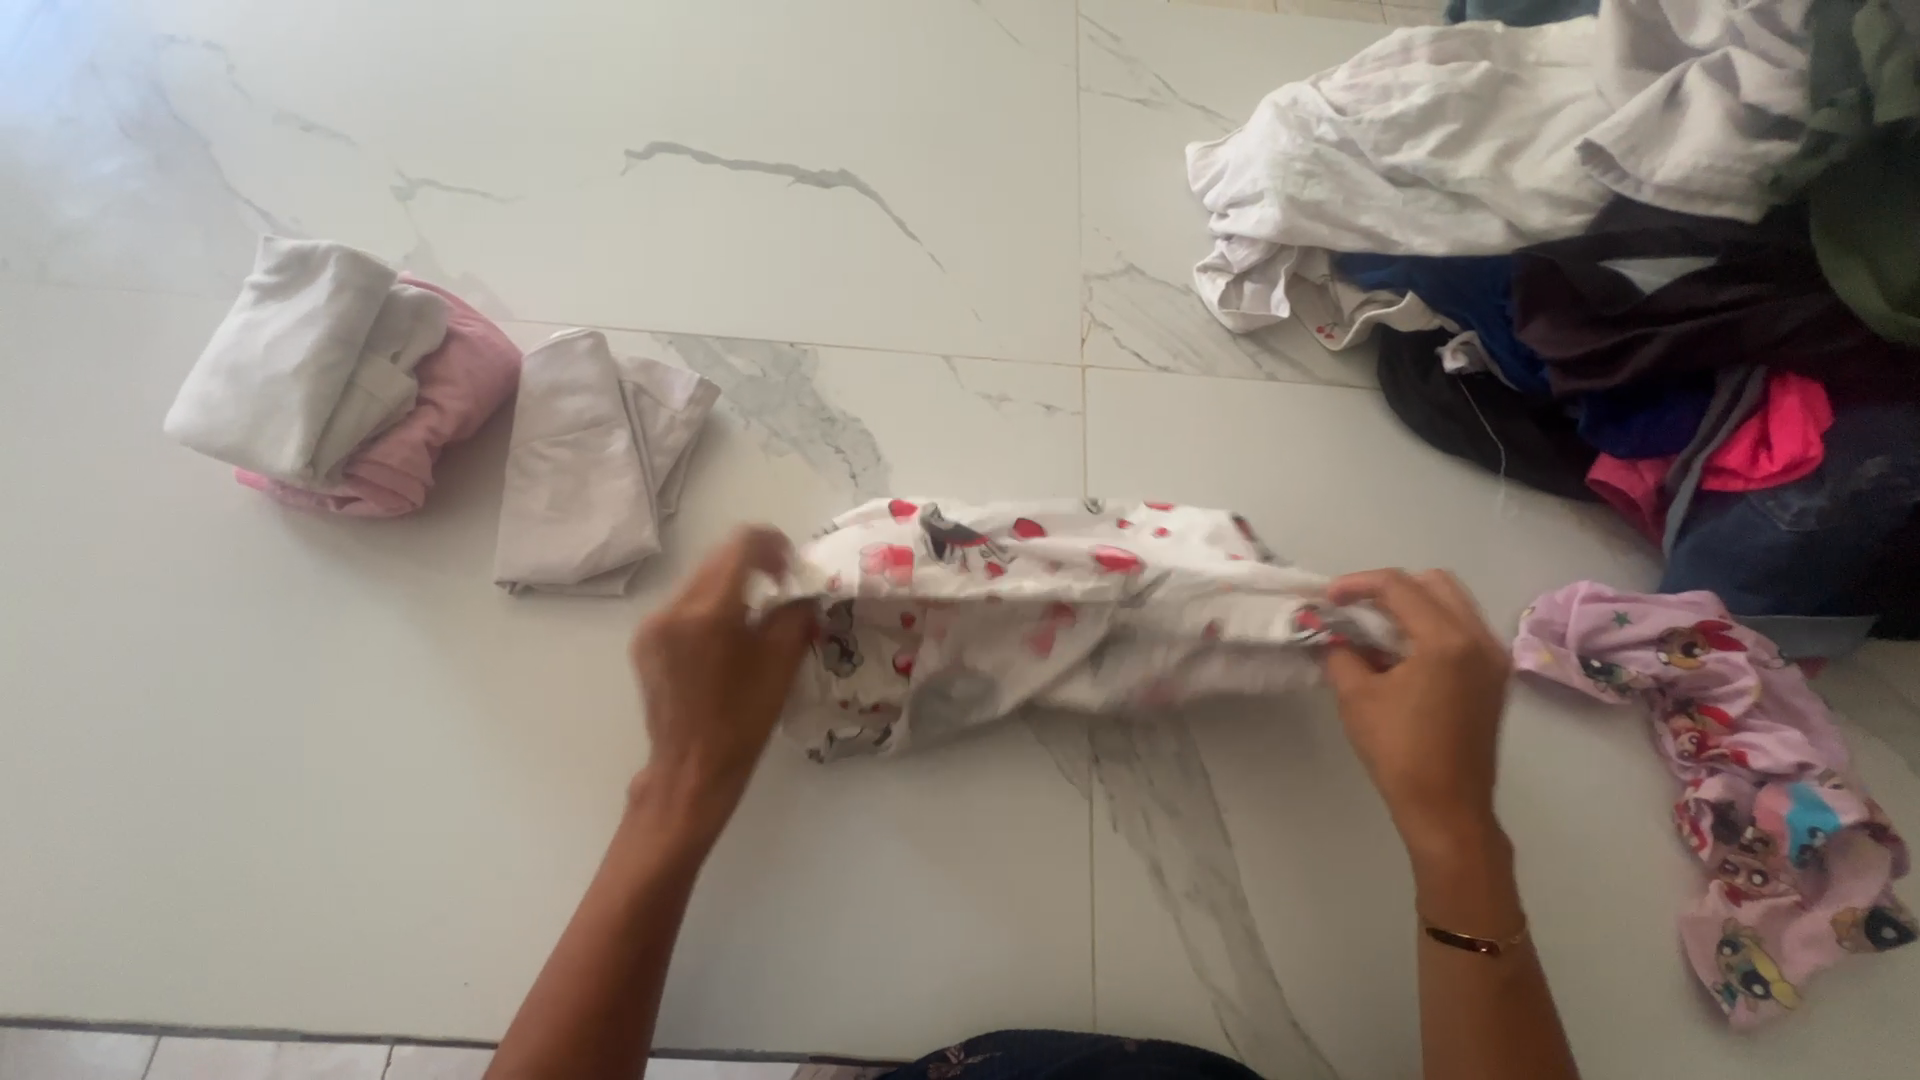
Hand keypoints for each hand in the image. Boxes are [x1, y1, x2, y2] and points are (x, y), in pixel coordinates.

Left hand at [627, 526, 816, 831]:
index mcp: (709, 613)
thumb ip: (795, 613)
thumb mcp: (782, 662)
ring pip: (700, 579)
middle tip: (781, 585)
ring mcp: (653, 624)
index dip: (772, 544)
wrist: (692, 769)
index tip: (791, 566)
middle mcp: (673, 609)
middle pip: (718, 558)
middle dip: (754, 562)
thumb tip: (802, 590)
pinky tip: (728, 632)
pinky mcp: (645, 641)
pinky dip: (710, 604)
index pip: (740, 545)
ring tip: (756, 612)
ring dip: (731, 582)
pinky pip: (683, 604)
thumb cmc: (744, 720)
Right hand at [1323, 569, 1511, 864]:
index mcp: (1447, 641)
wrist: (1446, 807)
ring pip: (1452, 603)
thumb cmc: (1398, 750)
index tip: (1327, 598)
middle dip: (1389, 588)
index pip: (1399, 586)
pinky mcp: (1495, 677)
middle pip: (1434, 583)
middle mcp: (1480, 640)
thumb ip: (1341, 651)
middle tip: (1354, 608)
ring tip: (1374, 628)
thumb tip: (1333, 633)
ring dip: (1412, 605)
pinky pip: (1462, 628)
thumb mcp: (1355, 694)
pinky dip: (1430, 625)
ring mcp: (1494, 658)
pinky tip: (1400, 651)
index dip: (1357, 584)